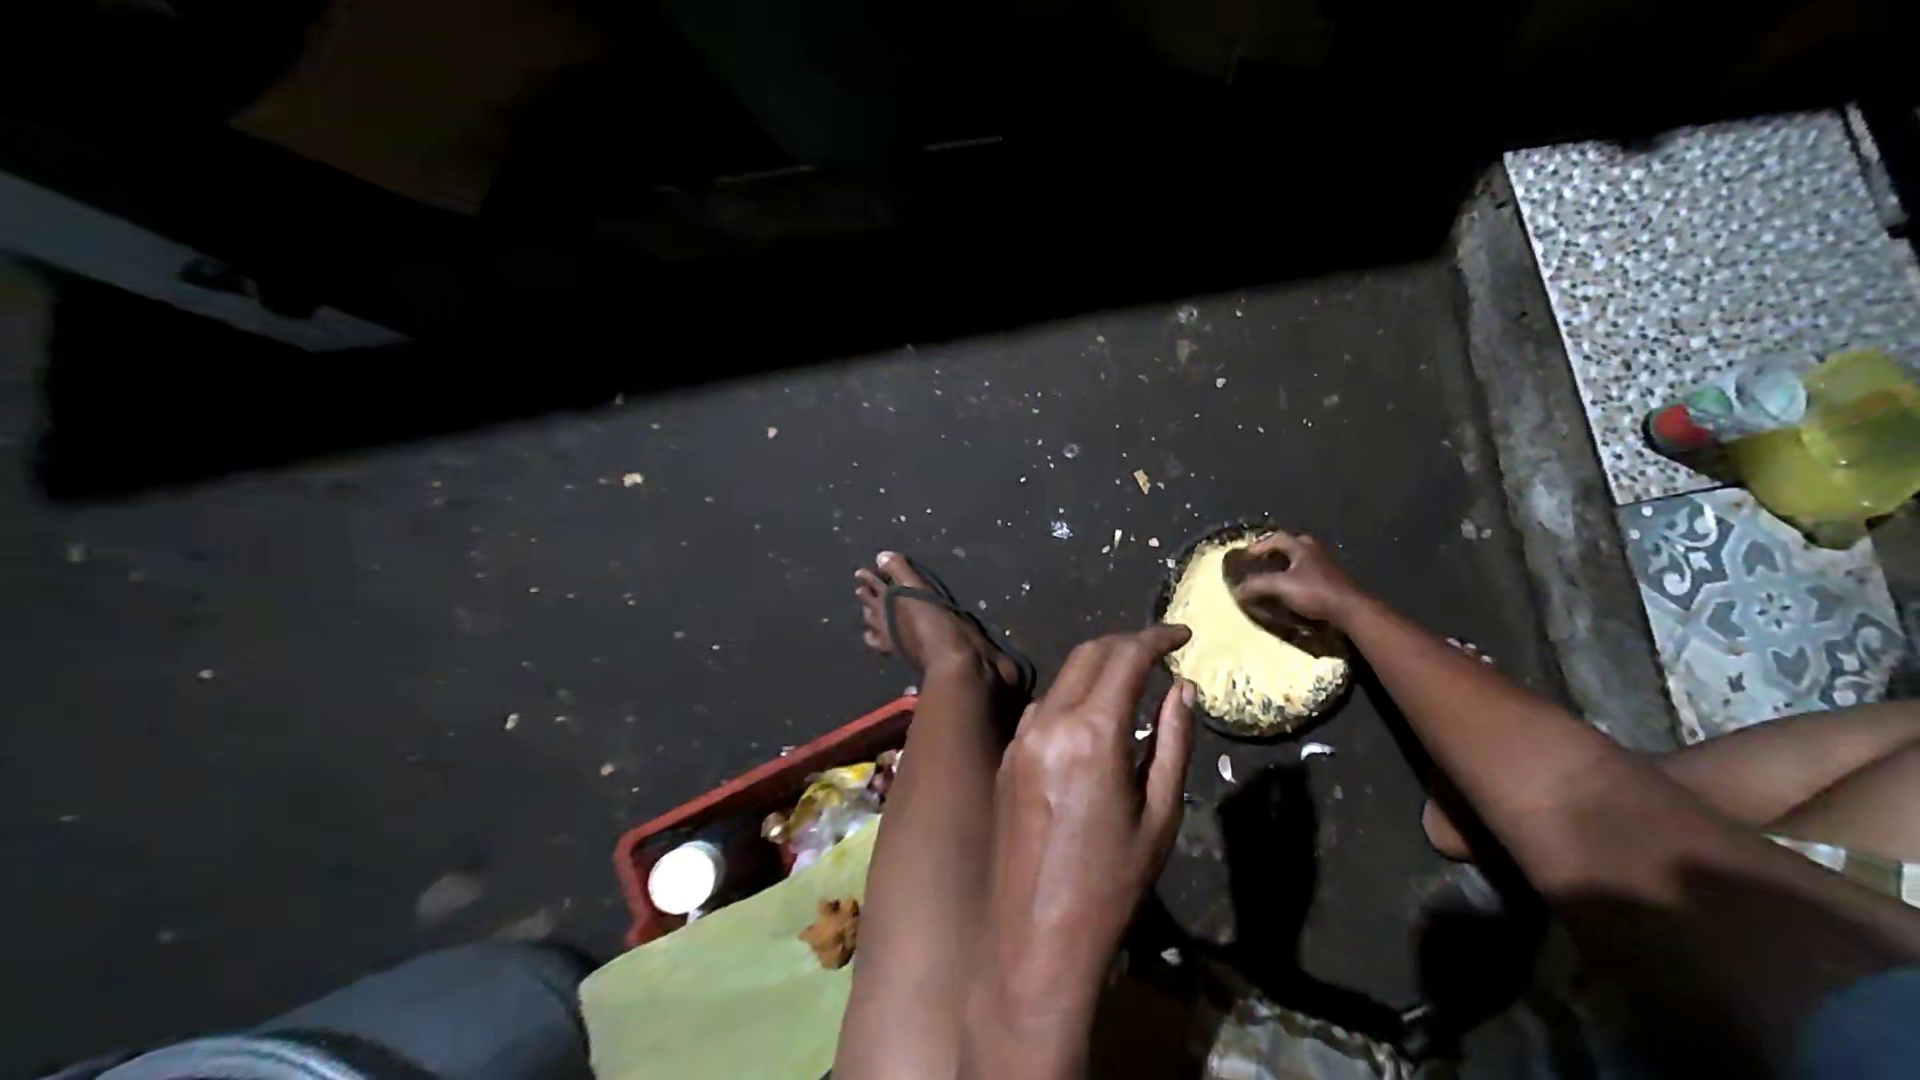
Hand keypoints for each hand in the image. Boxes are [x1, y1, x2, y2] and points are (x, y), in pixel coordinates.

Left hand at [969, 626, 1195, 1058]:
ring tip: (1133, 680)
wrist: (1035, 933)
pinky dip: (1072, 695)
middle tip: (1161, 651)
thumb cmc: (1111, 883)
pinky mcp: (1007, 755)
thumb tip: (1182, 689)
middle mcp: (1047, 722)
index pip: (1125, 658)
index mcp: (1091, 735)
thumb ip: (1172, 742)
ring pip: (1062, 677)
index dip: (1156, 637)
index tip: (1183, 634)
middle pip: (1088, 654)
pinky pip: (1042, 706)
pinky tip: (1093, 718)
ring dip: (1098, 666)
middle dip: (1127, 642)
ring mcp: (1020, 737)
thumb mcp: (1160, 815)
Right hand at [1229, 530, 1368, 623]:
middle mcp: (1315, 552)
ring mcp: (1327, 567)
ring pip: (1304, 559)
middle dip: (1278, 550)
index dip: (1259, 545)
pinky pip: (1311, 573)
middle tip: (1264, 560)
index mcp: (1302, 548)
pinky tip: (1292, 589)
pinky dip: (1298, 577)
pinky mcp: (1333, 582)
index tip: (1246, 557)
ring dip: (1289, 564)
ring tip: (1275, 576)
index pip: (1277, 538)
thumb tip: (1237, 590)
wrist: (1350, 609)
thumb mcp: (1280, 586)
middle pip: (1294, 544)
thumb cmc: (1314, 591)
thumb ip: (1257, 585)